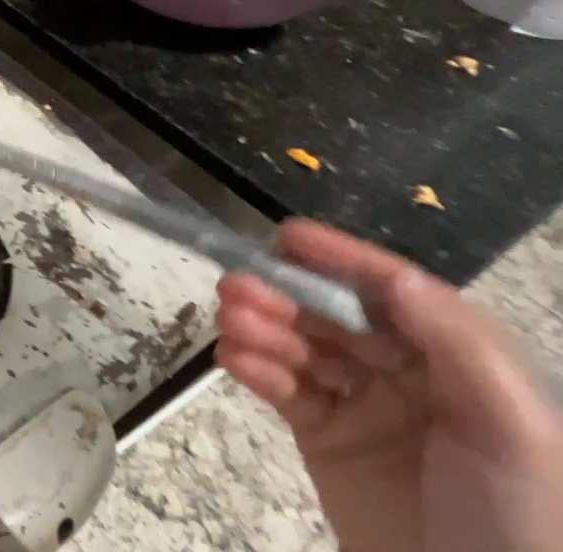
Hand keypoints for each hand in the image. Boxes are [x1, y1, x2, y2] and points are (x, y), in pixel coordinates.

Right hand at [216, 219, 562, 551]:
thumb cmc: (522, 514)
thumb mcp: (515, 430)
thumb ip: (459, 348)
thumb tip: (396, 277)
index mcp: (466, 365)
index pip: (398, 295)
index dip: (345, 261)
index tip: (287, 236)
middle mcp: (410, 375)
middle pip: (334, 318)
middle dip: (284, 297)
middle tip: (234, 286)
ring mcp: (362, 405)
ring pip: (300, 348)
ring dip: (261, 329)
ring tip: (228, 322)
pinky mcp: (322, 435)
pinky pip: (281, 391)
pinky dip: (254, 370)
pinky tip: (234, 360)